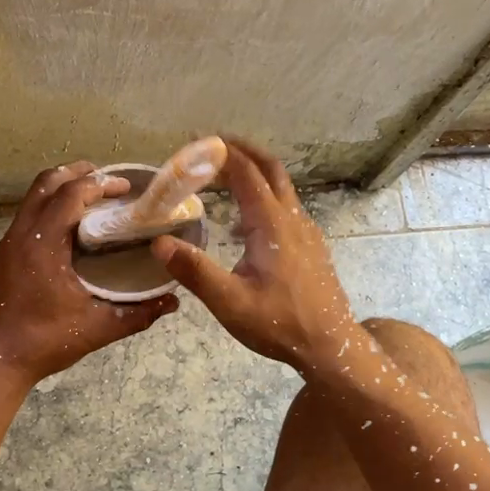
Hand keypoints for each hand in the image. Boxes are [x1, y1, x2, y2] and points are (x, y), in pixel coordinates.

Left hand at [0, 162, 178, 382]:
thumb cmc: (44, 341)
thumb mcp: (97, 328)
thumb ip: (138, 313)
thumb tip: (172, 302)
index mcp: (44, 243)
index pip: (72, 194)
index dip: (101, 183)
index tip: (126, 188)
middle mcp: (22, 234)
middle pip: (47, 183)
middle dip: (79, 174)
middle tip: (109, 181)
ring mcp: (9, 243)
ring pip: (34, 197)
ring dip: (62, 189)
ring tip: (93, 198)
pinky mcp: (4, 255)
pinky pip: (28, 215)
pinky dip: (50, 207)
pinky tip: (71, 229)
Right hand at [151, 138, 361, 371]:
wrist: (331, 347)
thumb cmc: (280, 324)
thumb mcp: (230, 303)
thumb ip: (194, 271)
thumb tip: (159, 243)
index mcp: (272, 225)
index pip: (245, 172)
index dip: (220, 154)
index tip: (194, 144)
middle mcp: (292, 219)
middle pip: (269, 168)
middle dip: (241, 151)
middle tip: (211, 147)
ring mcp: (306, 232)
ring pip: (281, 187)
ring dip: (253, 174)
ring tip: (221, 179)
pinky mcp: (311, 247)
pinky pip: (286, 208)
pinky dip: (262, 197)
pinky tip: (243, 225)